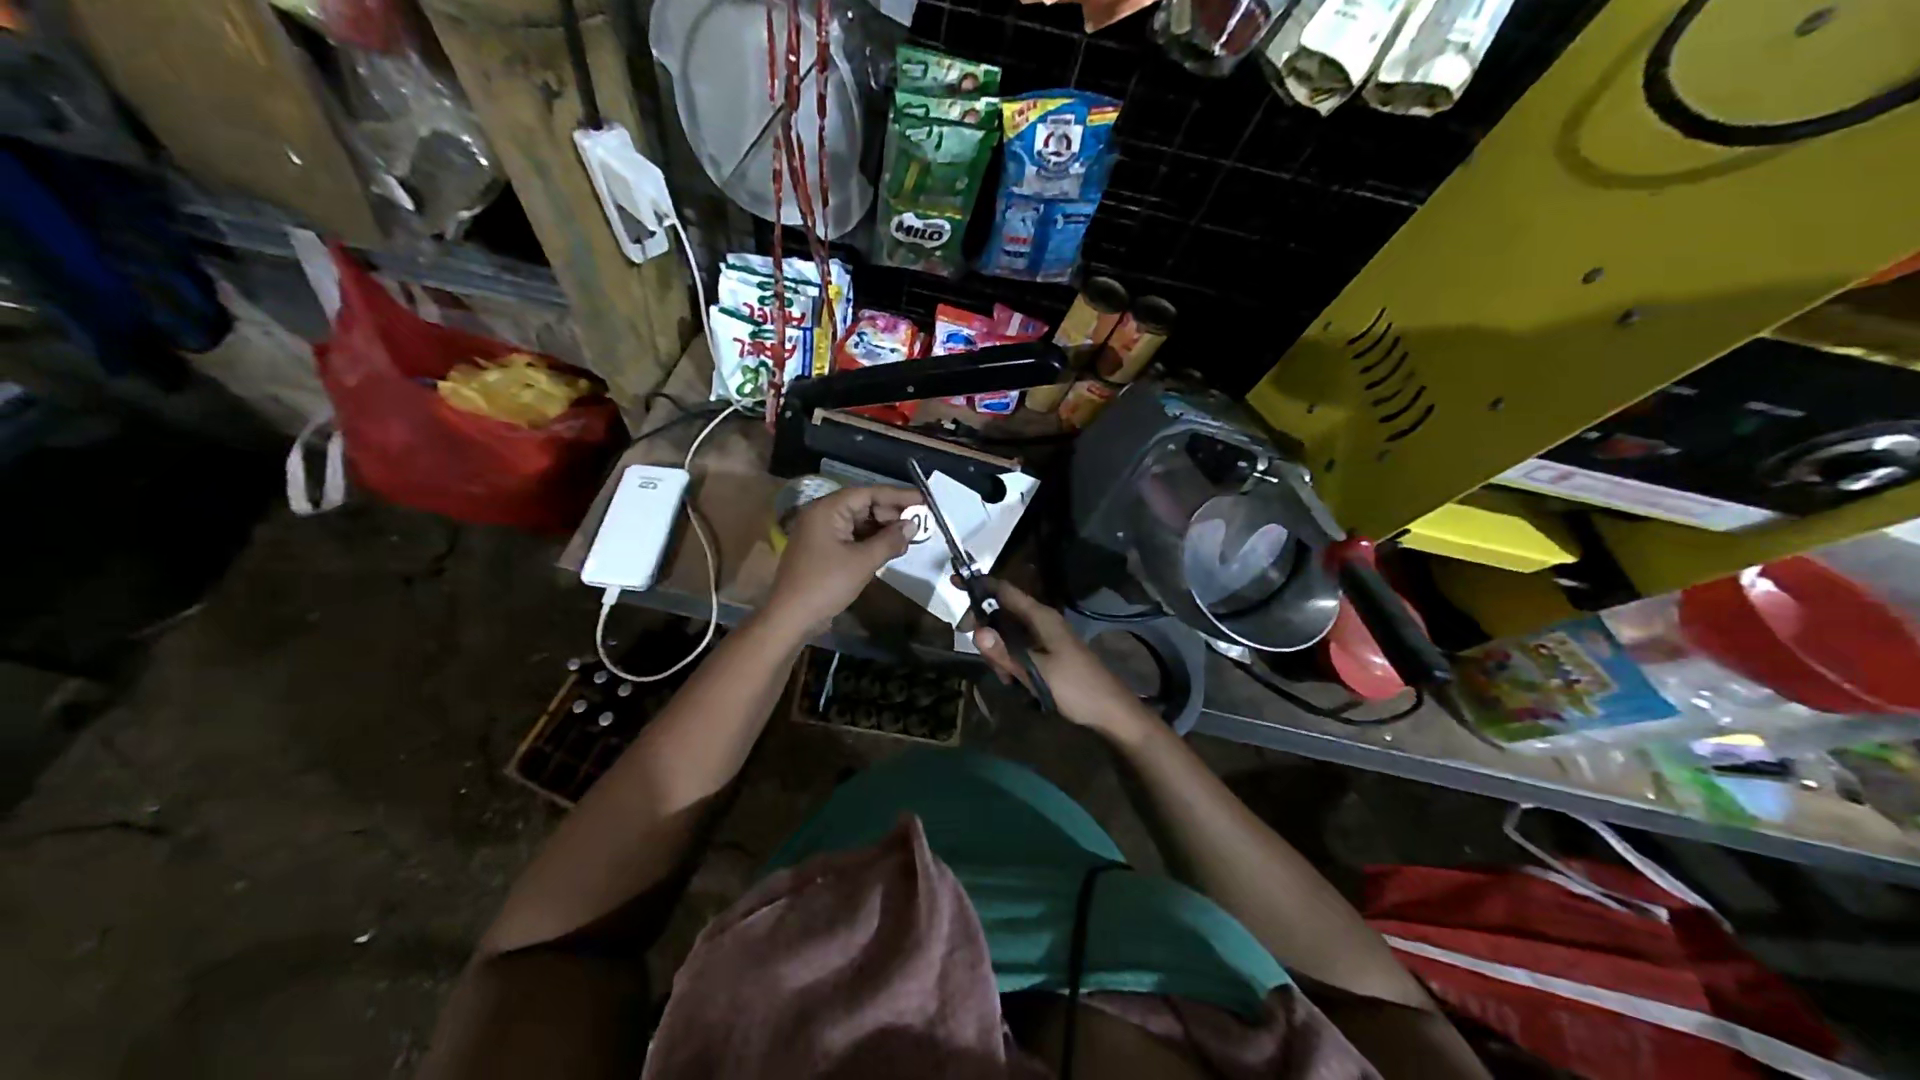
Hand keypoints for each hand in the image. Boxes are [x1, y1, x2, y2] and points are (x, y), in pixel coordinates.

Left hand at [765, 485, 921, 630]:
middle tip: (918, 524)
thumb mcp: (863, 562)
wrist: (791, 617)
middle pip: (863, 505)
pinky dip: (870, 541)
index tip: (923, 500)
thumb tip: (912, 526)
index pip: (868, 493)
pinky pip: (851, 537)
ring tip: (907, 539)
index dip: (897, 496)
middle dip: (891, 514)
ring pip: (858, 522)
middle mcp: (822, 515)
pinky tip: (889, 549)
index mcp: (827, 509)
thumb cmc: (826, 584)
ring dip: (882, 530)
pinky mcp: (822, 550)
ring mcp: (820, 533)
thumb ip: (890, 540)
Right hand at [971, 580, 1156, 738]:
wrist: (1110, 711)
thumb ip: (1006, 652)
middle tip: (987, 658)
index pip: (1005, 591)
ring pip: (1009, 634)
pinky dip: (1012, 661)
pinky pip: (1020, 648)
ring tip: (1008, 678)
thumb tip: (976, 632)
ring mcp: (1046, 637)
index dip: (980, 585)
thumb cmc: (1076, 688)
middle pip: (1003, 613)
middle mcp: (1042, 621)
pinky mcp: (1048, 653)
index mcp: (1041, 617)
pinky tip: (1015, 681)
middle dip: (988, 633)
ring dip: (1000, 653)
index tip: (954, 581)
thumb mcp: (1037, 671)